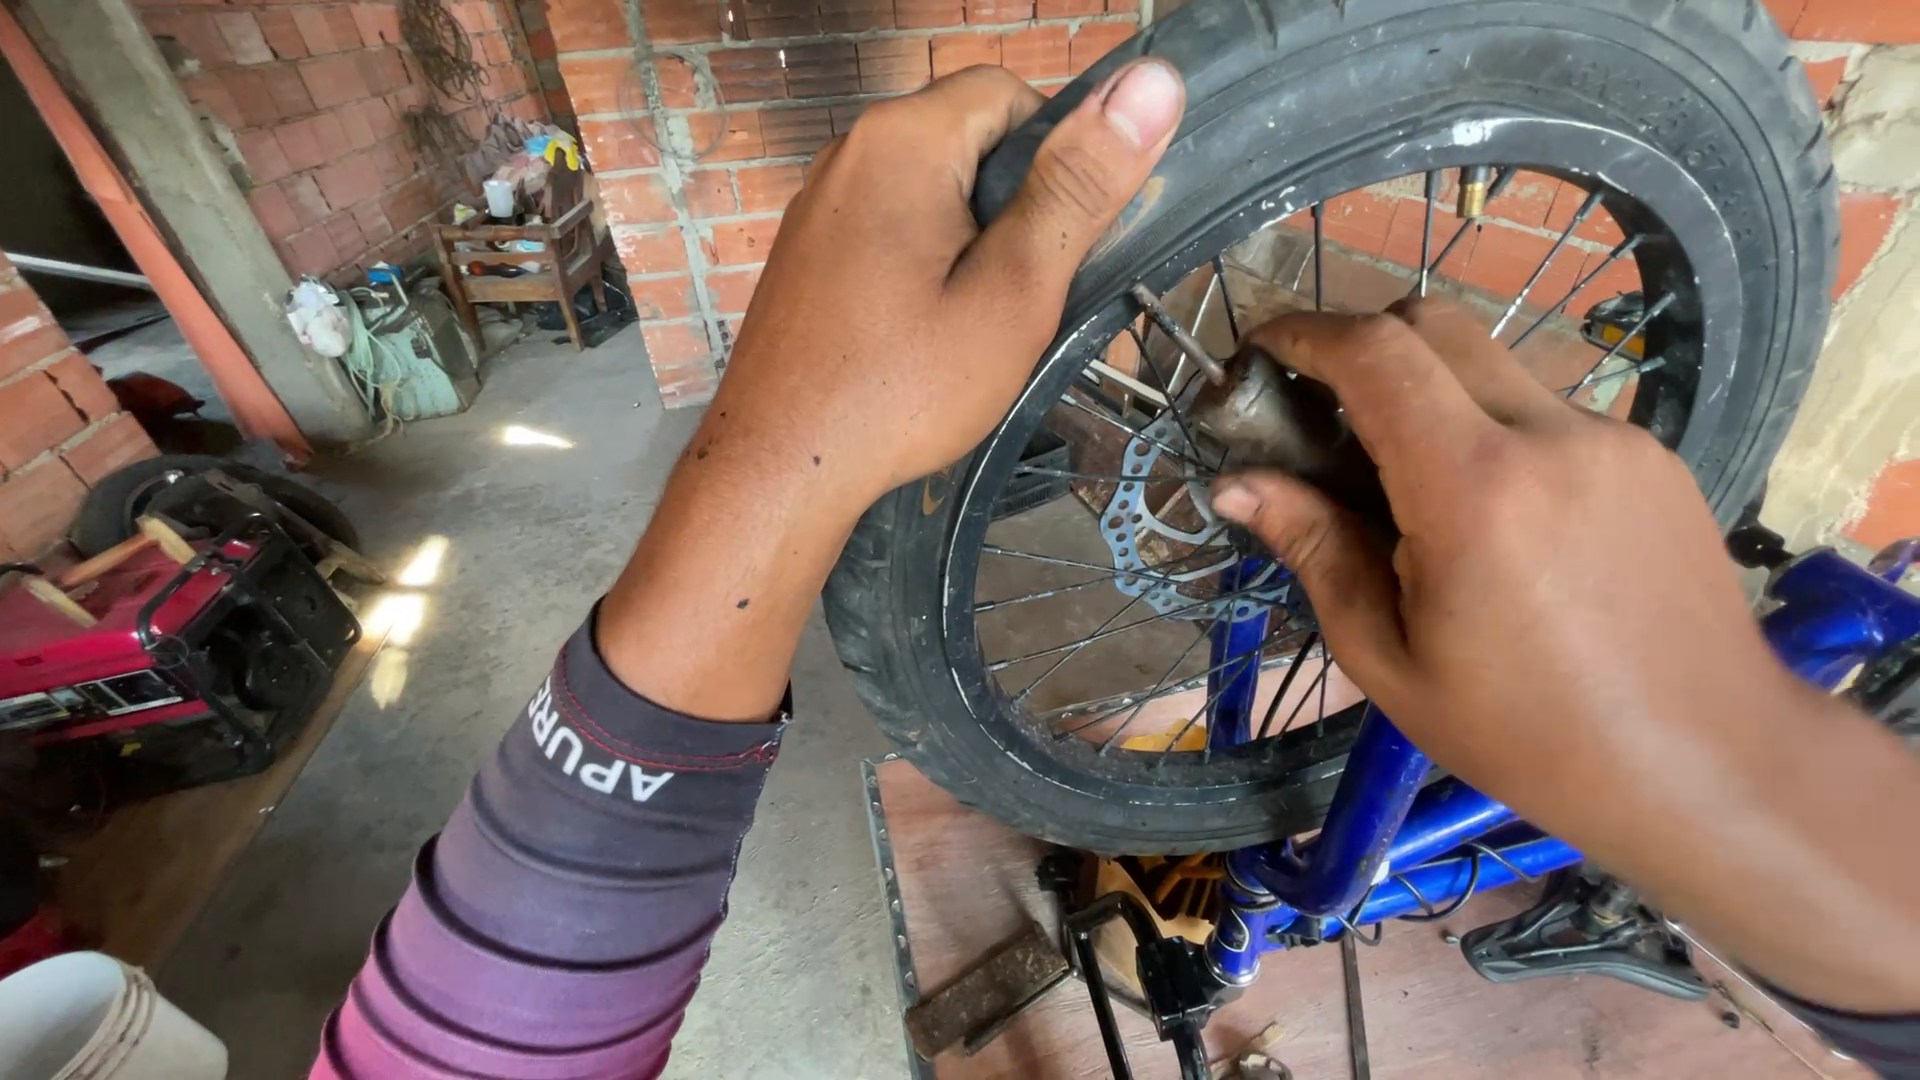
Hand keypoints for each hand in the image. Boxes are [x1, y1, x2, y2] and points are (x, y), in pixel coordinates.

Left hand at [599, 61, 1186, 721]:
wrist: (781, 469)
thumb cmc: (903, 388)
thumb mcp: (1011, 293)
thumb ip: (1076, 190)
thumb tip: (1151, 84)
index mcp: (901, 141)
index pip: (1009, 95)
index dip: (1057, 159)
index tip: (1069, 242)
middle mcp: (847, 158)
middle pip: (966, 153)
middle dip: (1018, 219)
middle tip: (1037, 304)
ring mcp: (817, 214)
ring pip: (928, 206)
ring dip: (975, 257)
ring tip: (989, 336)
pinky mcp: (805, 265)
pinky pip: (887, 245)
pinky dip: (926, 279)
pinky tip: (930, 346)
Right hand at [1209, 299, 1919, 1012]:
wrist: (1709, 766)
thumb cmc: (1518, 727)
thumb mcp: (1380, 652)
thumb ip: (1310, 548)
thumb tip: (1232, 485)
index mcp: (1472, 488)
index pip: (1378, 355)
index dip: (1305, 333)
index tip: (1257, 348)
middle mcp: (1549, 436)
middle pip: (1434, 324)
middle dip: (1355, 340)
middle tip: (1308, 401)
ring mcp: (1610, 438)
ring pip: (1486, 359)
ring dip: (1414, 381)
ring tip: (1380, 462)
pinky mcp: (1644, 456)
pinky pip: (1533, 403)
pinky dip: (1472, 417)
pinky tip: (1463, 496)